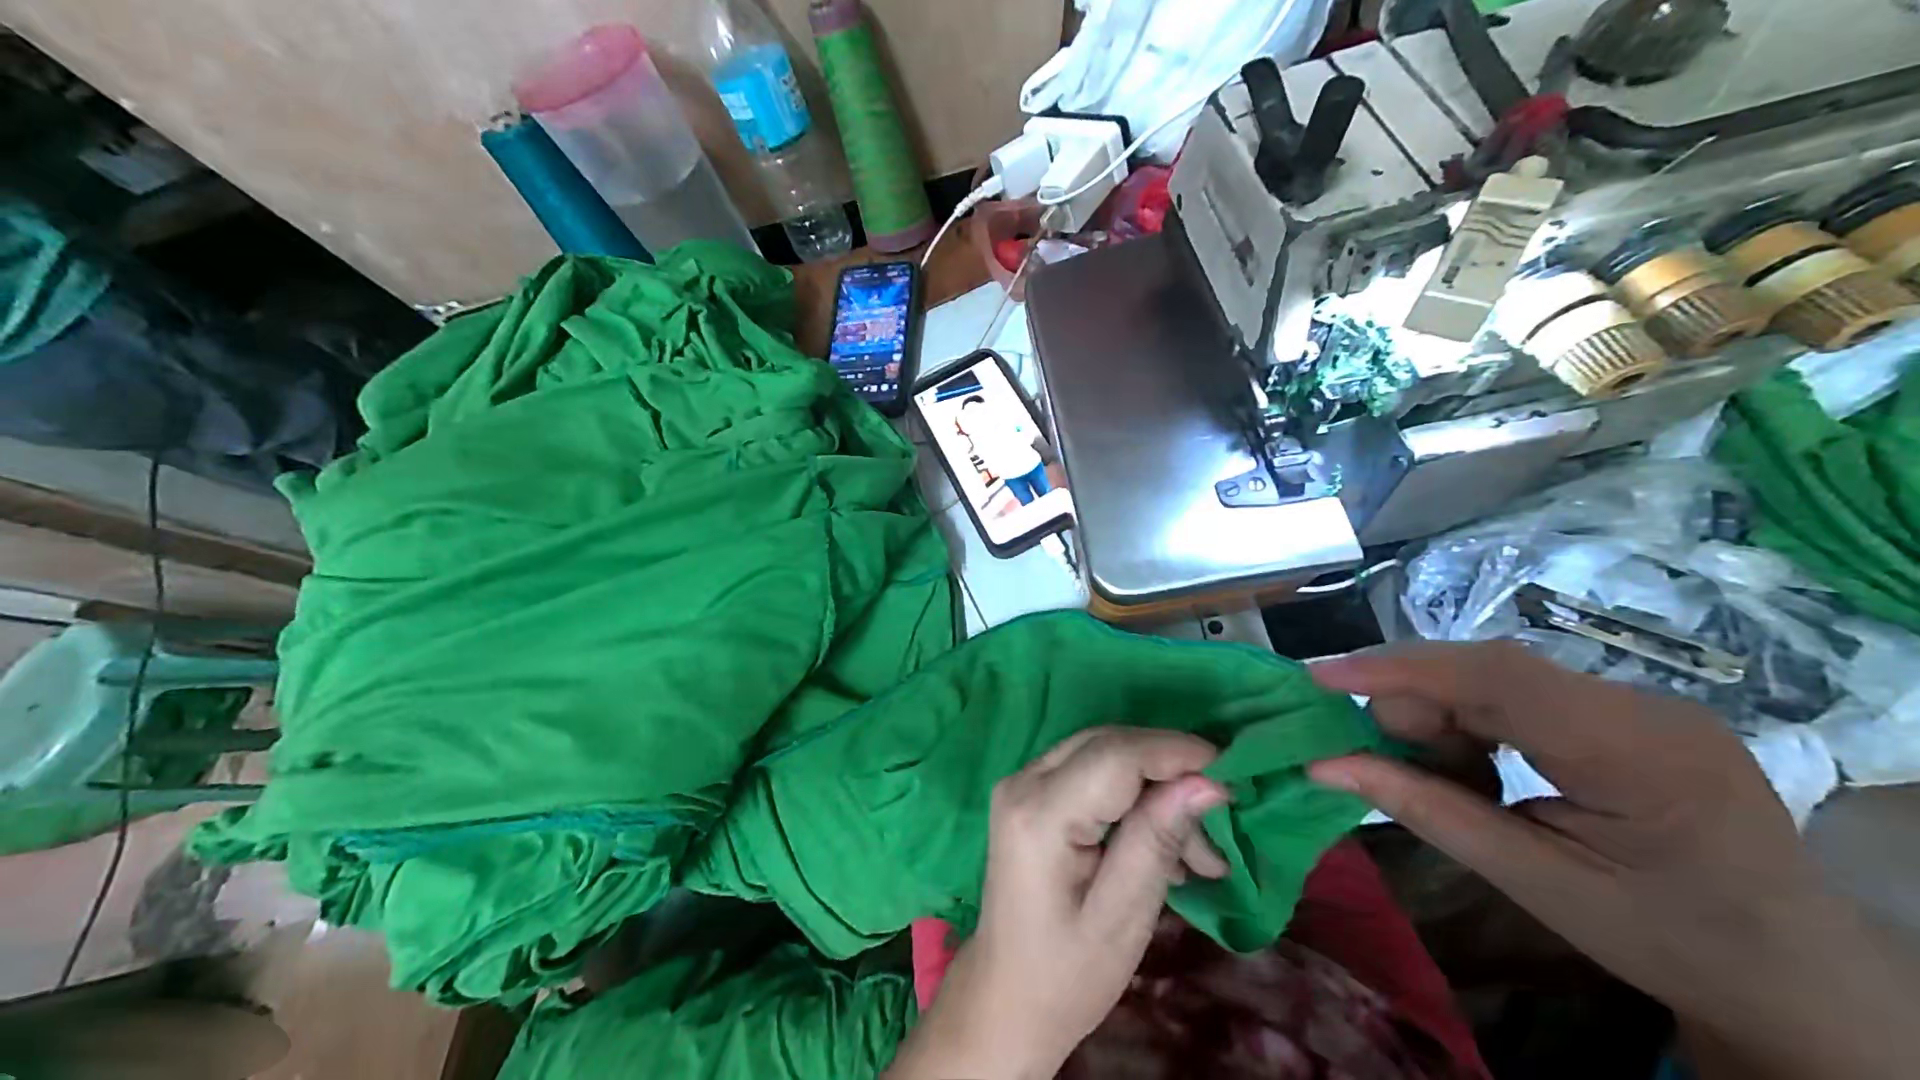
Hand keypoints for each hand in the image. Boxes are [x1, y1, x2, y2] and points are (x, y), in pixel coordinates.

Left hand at [883, 728, 1228, 1079]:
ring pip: (1105, 752)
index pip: (1117, 755)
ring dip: (1157, 787)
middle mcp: (1024, 781)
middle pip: (1111, 745)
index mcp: (1038, 813)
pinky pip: (1092, 770)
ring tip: (1201, 853)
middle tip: (1220, 825)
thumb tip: (1208, 782)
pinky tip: (1166, 843)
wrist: (1008, 995)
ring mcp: (1023, 782)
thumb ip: (1158, 839)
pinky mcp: (1032, 793)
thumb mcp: (1123, 915)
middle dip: (1172, 772)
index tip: (1235, 779)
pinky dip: (1135, 795)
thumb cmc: (1066, 972)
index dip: (1178, 754)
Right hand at [1308, 641, 1919, 1079]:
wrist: (1793, 972)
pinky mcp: (1628, 710)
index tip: (1318, 677)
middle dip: (1416, 704)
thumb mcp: (1533, 881)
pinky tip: (1479, 769)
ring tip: (1443, 777)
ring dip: (1443, 716)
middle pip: (1488, 671)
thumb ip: (1424, 810)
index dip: (1397, 667)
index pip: (1497, 678)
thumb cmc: (1665, 939)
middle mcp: (1644, 706)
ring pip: (1496, 678)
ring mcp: (1641, 702)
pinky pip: (1521, 694)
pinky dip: (1474, 723)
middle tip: (1383, 757)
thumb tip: (1322, 765)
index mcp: (1640, 753)